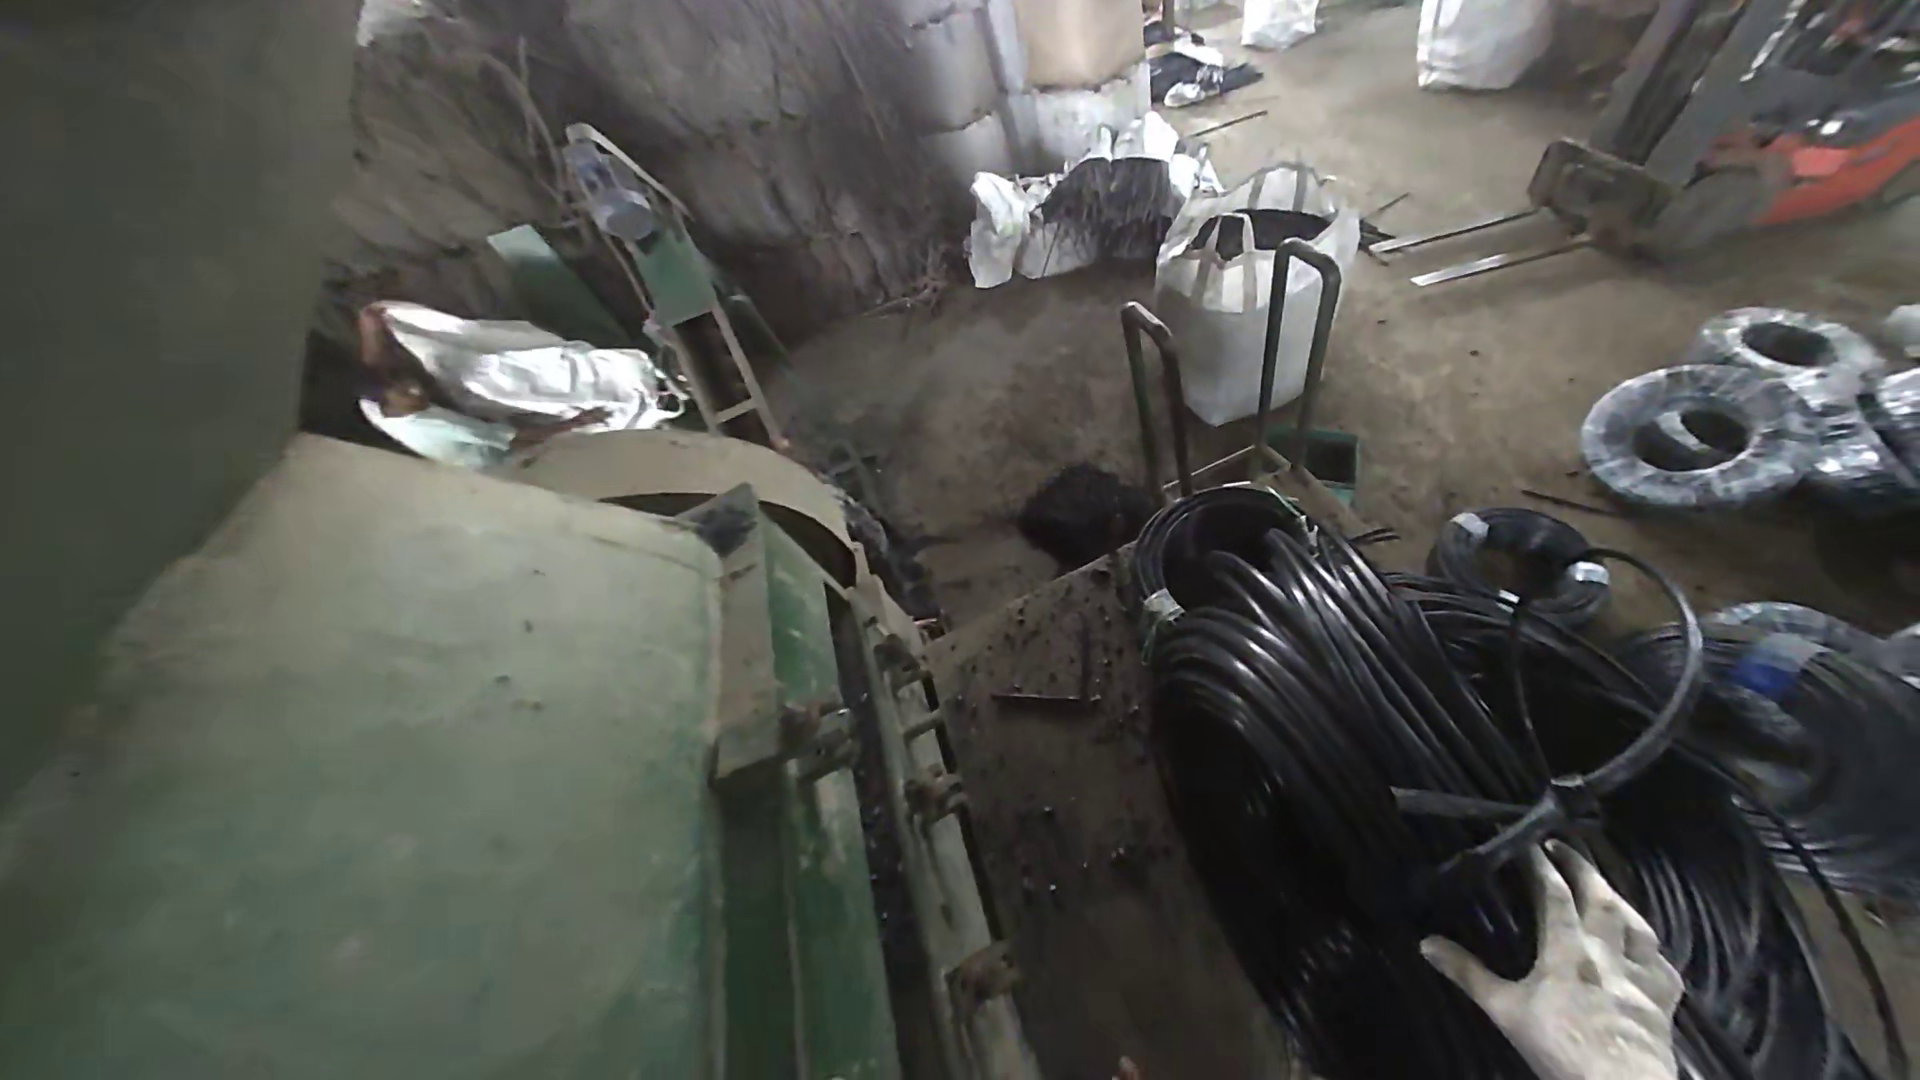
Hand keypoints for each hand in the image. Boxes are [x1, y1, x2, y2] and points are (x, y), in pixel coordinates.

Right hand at [1421, 841, 1683, 1079]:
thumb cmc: (1561, 1047)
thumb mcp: (1504, 1009)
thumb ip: (1466, 972)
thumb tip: (1424, 942)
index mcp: (1569, 952)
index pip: (1555, 894)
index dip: (1540, 864)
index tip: (1527, 839)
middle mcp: (1608, 957)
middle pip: (1603, 901)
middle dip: (1583, 868)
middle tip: (1563, 845)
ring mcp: (1642, 981)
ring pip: (1638, 927)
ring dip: (1618, 898)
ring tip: (1600, 884)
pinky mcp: (1665, 1005)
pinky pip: (1662, 964)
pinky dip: (1649, 945)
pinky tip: (1640, 943)